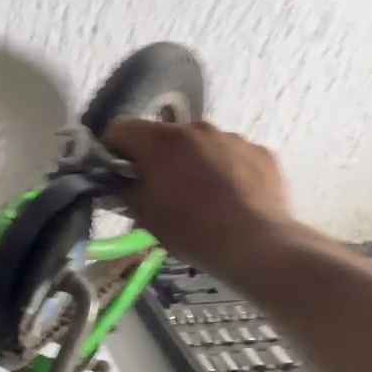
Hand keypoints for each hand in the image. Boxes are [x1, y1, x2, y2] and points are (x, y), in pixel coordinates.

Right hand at [102, 118, 305, 278]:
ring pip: (200, 143)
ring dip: (192, 161)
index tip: (115, 172)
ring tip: (199, 195)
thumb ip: (128, 190)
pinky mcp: (261, 151)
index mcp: (161, 141)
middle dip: (156, 157)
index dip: (111, 149)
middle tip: (158, 189)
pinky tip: (229, 198)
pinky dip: (224, 169)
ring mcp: (232, 137)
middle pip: (163, 135)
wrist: (255, 244)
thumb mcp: (145, 215)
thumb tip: (123, 182)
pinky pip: (232, 155)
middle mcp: (197, 128)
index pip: (119, 128)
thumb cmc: (190, 231)